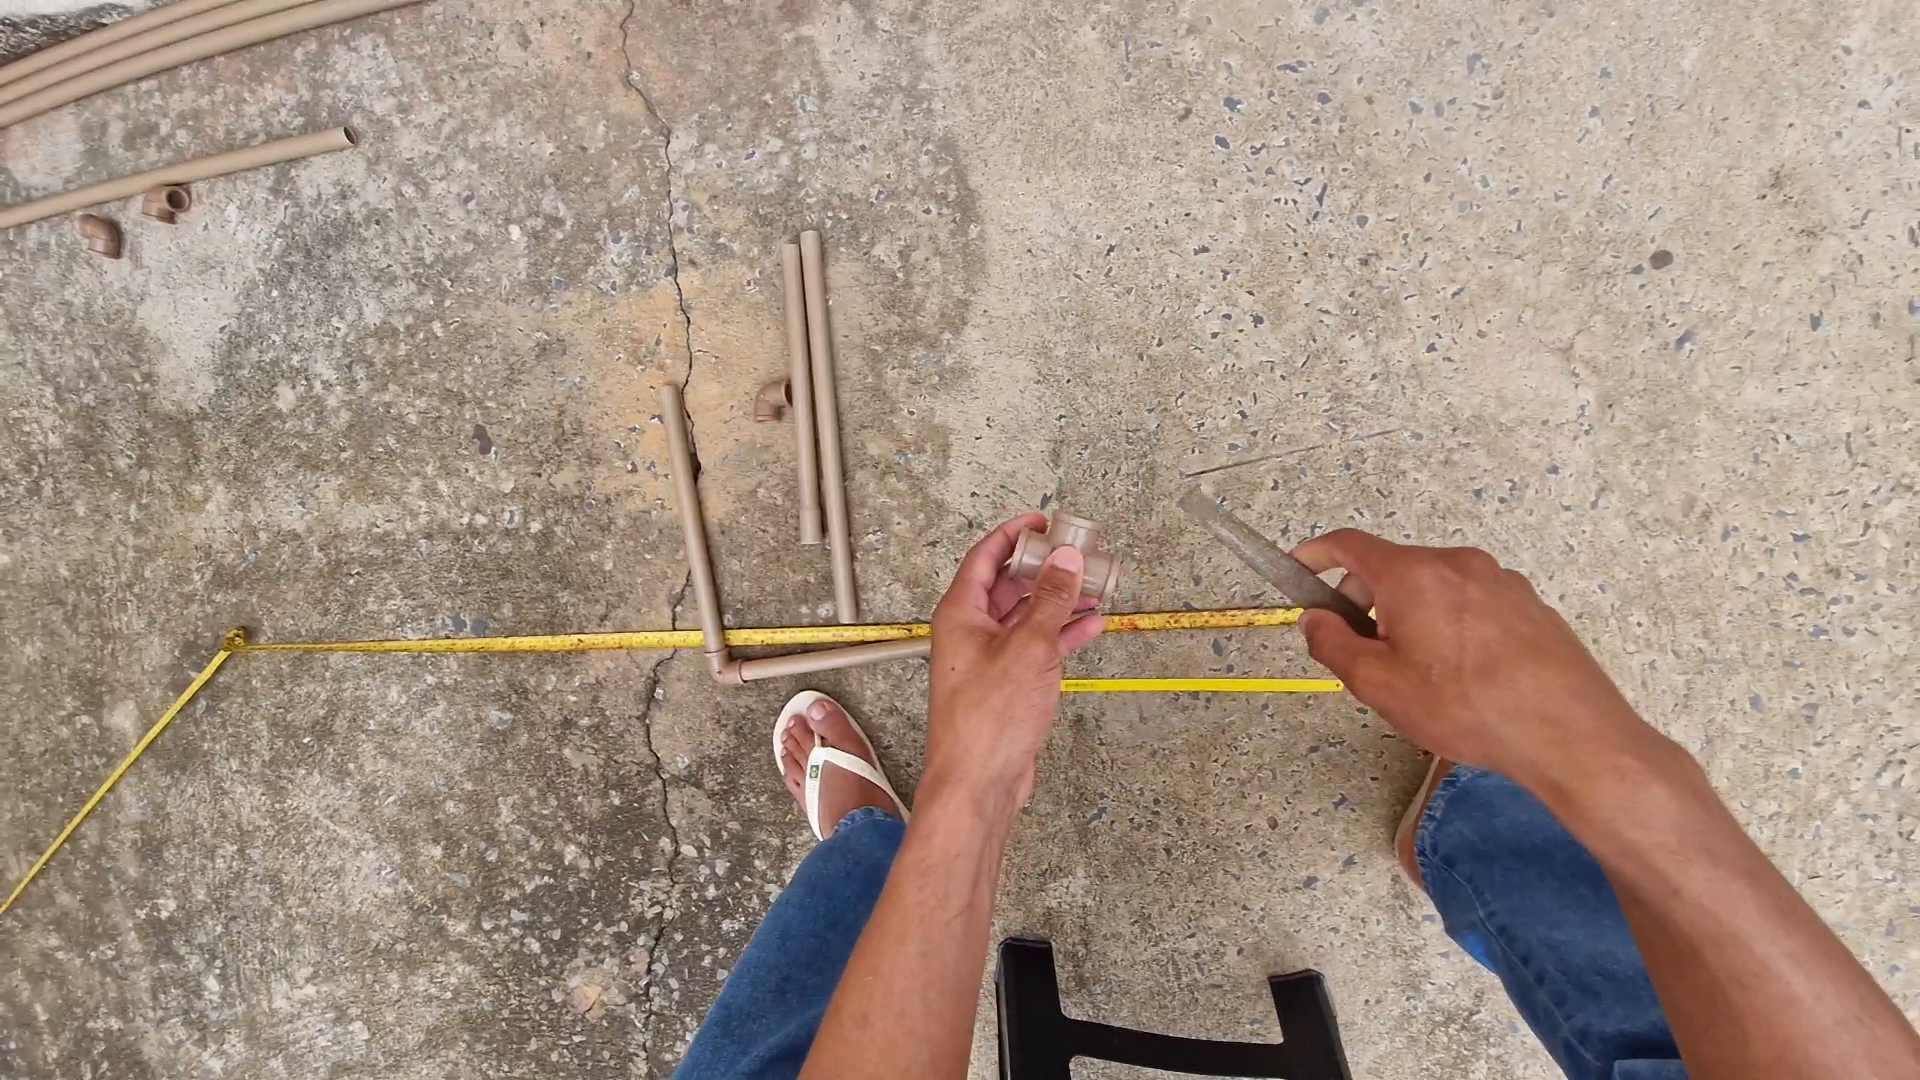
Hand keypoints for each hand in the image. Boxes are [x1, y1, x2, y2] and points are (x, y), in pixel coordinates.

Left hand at [924, 514, 1104, 811]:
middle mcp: (971, 630)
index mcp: (962, 612)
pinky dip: (1062, 634)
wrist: (980, 781)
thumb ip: (1050, 600)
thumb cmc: (987, 719)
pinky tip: (1090, 626)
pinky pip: (1036, 646)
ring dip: (1059, 601)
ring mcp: (989, 657)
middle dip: (1045, 568)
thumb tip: (1066, 560)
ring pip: (1027, 615)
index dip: (1014, 533)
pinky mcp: (1007, 682)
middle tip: (1079, 554)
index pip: (986, 556)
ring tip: (1094, 586)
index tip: (1043, 521)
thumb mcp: (1028, 647)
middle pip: (1009, 584)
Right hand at [1289, 529, 1659, 793]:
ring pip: (1429, 585)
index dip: (1314, 554)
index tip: (1297, 571)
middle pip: (1389, 567)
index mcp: (1413, 575)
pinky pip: (1466, 599)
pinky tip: (1459, 671)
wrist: (1574, 738)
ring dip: (1404, 613)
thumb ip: (1331, 643)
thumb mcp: (1376, 683)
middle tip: (1360, 648)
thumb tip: (1314, 619)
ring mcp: (1499, 580)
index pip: (1347, 544)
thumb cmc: (1465, 707)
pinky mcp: (1530, 603)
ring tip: (1415, 669)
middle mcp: (1456, 564)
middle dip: (1361, 599)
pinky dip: (1443, 620)